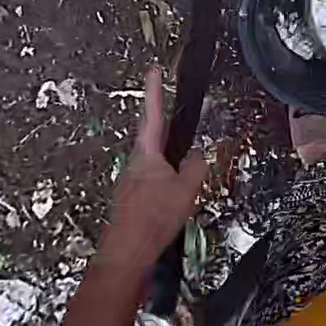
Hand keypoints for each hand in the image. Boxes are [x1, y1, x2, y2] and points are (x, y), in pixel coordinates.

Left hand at [102, 67, 206, 266]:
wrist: (126, 254)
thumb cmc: (153, 219)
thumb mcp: (186, 187)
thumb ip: (196, 166)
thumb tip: (198, 156)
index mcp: (146, 154)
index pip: (152, 114)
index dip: (154, 90)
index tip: (153, 70)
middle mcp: (136, 164)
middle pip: (155, 139)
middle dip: (170, 133)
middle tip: (181, 124)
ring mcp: (132, 181)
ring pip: (157, 163)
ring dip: (171, 165)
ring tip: (184, 182)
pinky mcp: (133, 198)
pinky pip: (155, 181)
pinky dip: (167, 183)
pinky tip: (175, 199)